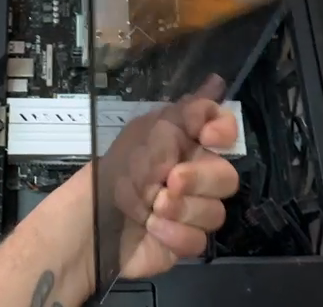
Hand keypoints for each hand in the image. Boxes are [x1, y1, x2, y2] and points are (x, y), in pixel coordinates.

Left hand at [106, 90, 241, 278]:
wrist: (96, 218)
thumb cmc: (120, 167)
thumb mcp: (150, 131)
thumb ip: (188, 112)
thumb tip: (217, 81)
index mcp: (186, 140)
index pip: (226, 129)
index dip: (224, 131)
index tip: (208, 137)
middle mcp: (195, 172)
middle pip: (227, 176)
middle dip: (198, 178)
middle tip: (171, 180)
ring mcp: (192, 209)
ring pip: (216, 212)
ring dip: (182, 209)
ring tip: (153, 207)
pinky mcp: (185, 241)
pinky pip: (199, 241)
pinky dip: (174, 234)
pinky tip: (153, 228)